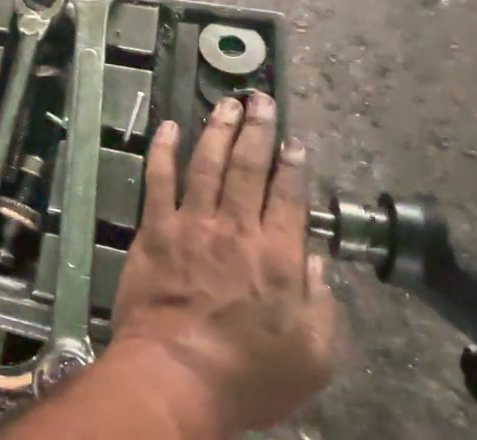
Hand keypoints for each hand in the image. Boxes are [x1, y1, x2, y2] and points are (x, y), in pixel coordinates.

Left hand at [109, 93, 338, 433]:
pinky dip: (164, 151)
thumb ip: (321, 304)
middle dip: (257, 129)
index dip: (292, 164)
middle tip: (260, 100)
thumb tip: (315, 261)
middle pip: (249, 167)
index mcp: (278, 257)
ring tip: (226, 103)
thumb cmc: (248, 376)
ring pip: (207, 164)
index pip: (289, 196)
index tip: (294, 141)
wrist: (176, 376)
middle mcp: (236, 229)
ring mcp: (192, 224)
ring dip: (218, 130)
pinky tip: (169, 128)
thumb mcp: (313, 357)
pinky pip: (159, 180)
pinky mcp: (155, 230)